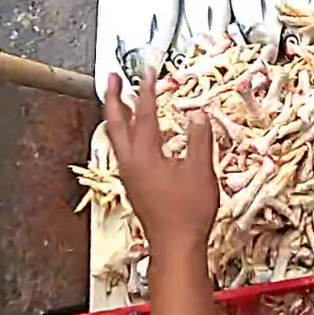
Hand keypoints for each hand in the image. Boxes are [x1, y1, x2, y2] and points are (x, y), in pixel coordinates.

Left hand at [104, 72, 219, 264]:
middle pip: (116, 124)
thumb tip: (199, 114)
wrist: (176, 243)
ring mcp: (130, 174)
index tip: (149, 71)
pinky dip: (126, 132)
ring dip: (117, 114)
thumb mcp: (201, 171)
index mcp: (145, 157)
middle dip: (113, 98)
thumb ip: (200, 140)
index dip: (147, 92)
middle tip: (112, 77)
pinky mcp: (135, 183)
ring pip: (117, 137)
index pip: (145, 116)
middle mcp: (131, 163)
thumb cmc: (189, 209)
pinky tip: (136, 133)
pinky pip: (125, 149)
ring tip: (119, 98)